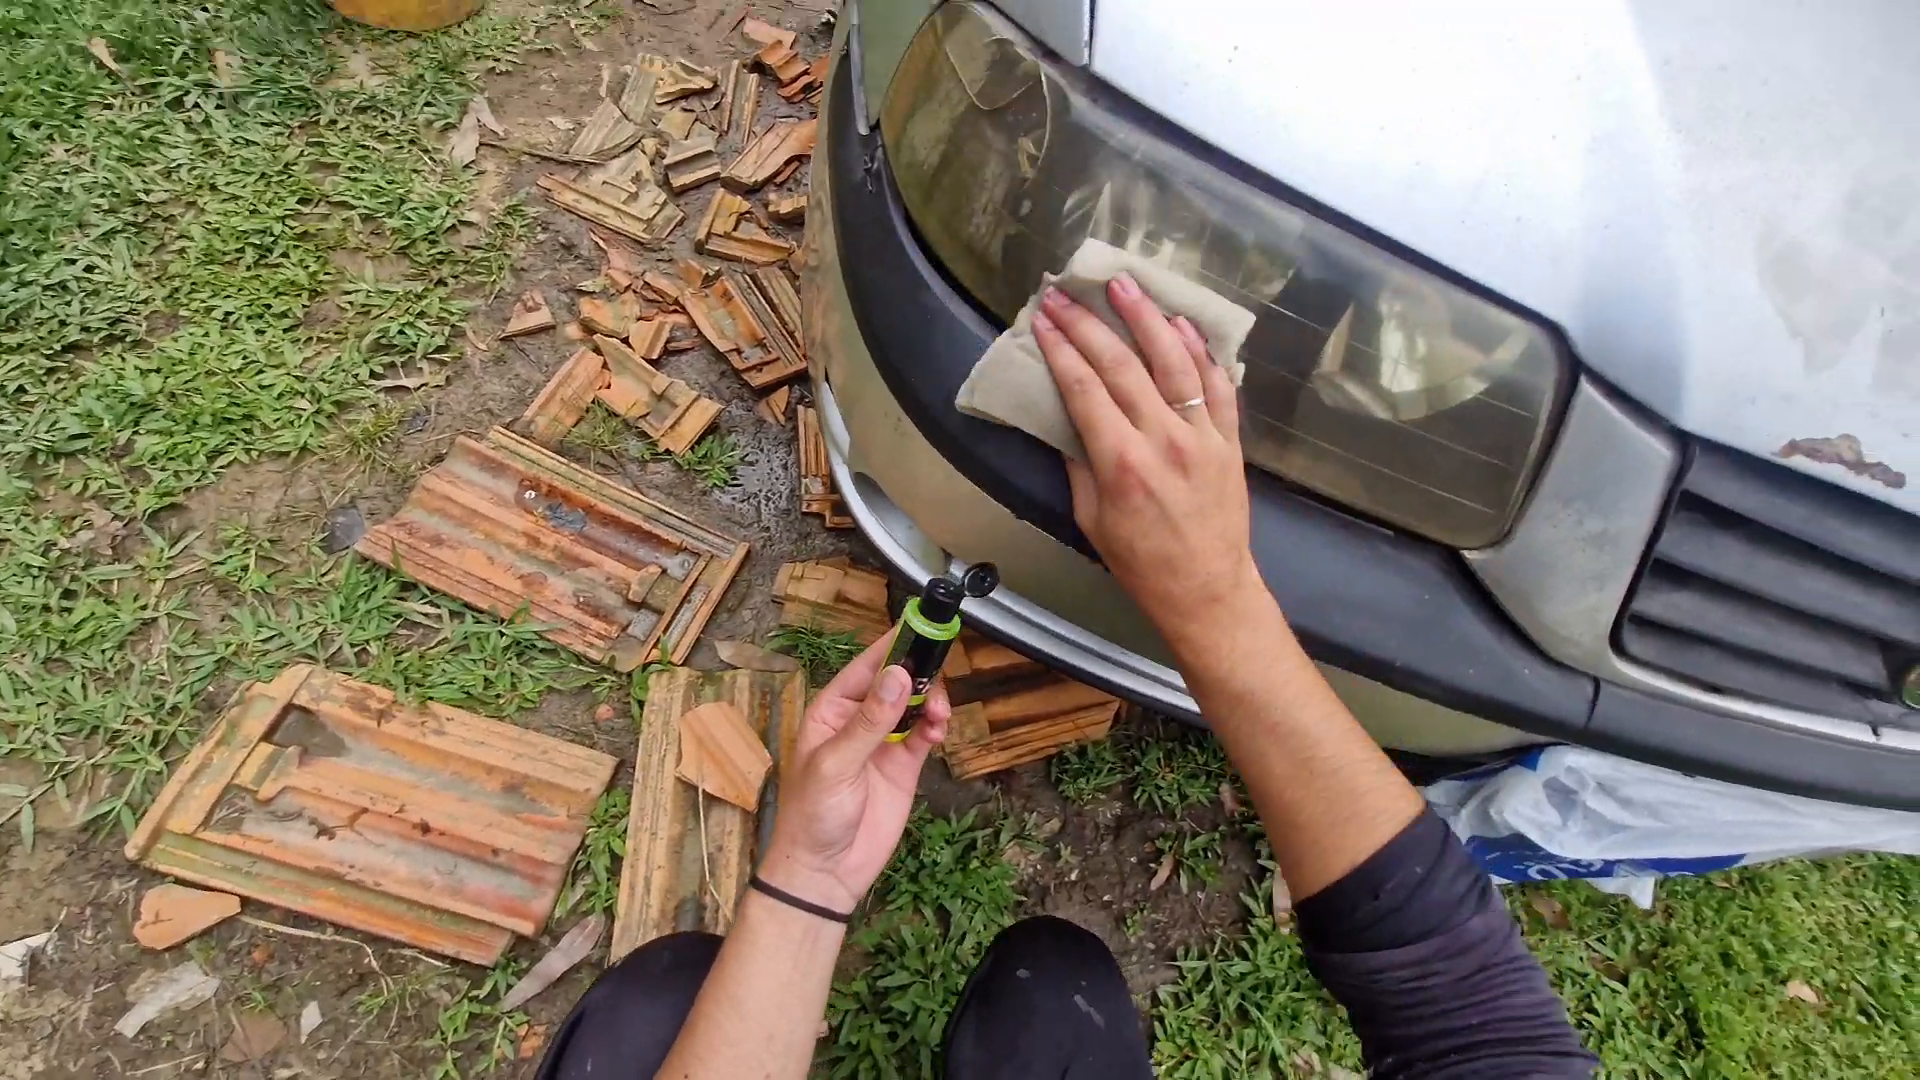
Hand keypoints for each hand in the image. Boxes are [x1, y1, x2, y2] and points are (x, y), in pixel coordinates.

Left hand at [760, 632, 950, 912]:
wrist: (826, 874)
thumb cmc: (812, 815)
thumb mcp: (835, 765)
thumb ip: (869, 722)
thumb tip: (898, 676)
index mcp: (833, 709)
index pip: (866, 666)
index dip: (893, 644)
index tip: (922, 625)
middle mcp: (860, 718)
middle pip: (896, 679)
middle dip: (920, 673)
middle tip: (938, 676)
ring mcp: (884, 740)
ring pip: (915, 702)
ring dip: (932, 699)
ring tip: (938, 715)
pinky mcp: (905, 764)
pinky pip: (925, 731)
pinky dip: (936, 725)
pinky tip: (938, 730)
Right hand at [1032, 275, 1262, 652]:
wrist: (1206, 588)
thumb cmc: (1141, 563)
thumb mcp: (1091, 520)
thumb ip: (1079, 465)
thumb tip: (1068, 420)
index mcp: (1121, 464)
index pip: (1084, 389)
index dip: (1061, 350)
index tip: (1044, 319)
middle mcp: (1163, 440)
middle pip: (1121, 366)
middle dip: (1089, 324)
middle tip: (1066, 293)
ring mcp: (1203, 435)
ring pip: (1173, 361)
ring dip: (1146, 318)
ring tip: (1125, 284)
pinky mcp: (1230, 439)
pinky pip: (1216, 383)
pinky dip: (1199, 349)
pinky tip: (1181, 323)